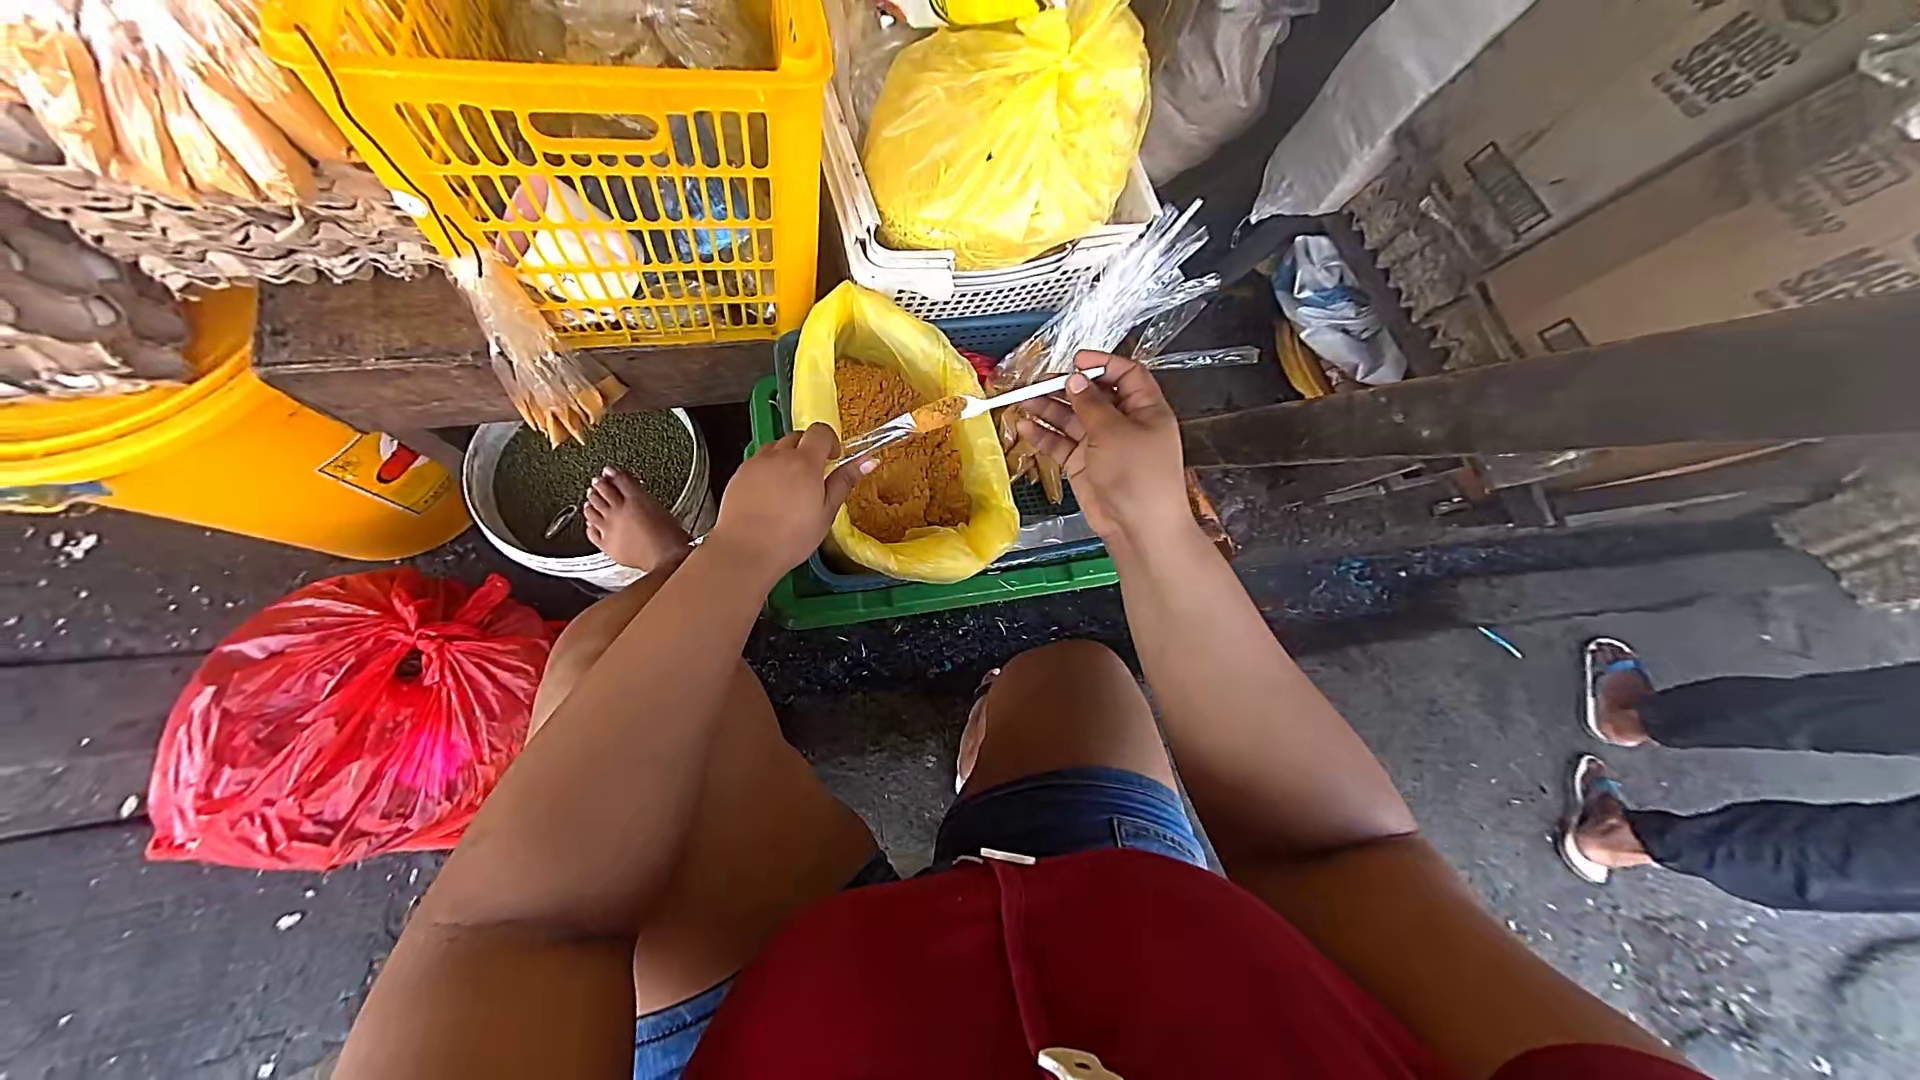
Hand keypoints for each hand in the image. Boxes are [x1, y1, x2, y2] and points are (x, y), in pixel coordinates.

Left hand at [708, 423, 870, 577]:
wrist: (746, 550)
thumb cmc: (792, 536)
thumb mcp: (826, 511)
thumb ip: (844, 481)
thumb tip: (869, 460)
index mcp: (804, 462)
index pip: (820, 432)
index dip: (830, 442)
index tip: (833, 459)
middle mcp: (778, 456)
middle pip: (796, 436)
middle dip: (808, 449)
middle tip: (813, 476)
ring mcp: (755, 463)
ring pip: (775, 447)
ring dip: (786, 457)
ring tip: (791, 486)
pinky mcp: (738, 475)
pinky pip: (757, 461)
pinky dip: (768, 469)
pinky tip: (770, 496)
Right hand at [1015, 351, 1195, 554]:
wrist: (1138, 526)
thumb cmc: (1137, 475)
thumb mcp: (1114, 432)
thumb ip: (1091, 404)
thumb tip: (1075, 380)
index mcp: (1145, 409)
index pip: (1126, 375)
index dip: (1102, 364)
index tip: (1076, 361)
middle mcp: (1124, 424)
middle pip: (1093, 396)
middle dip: (1067, 388)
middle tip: (1040, 382)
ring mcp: (1102, 445)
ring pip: (1072, 420)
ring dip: (1049, 409)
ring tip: (1024, 400)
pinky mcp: (1084, 465)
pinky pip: (1061, 444)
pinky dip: (1044, 435)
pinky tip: (1026, 426)